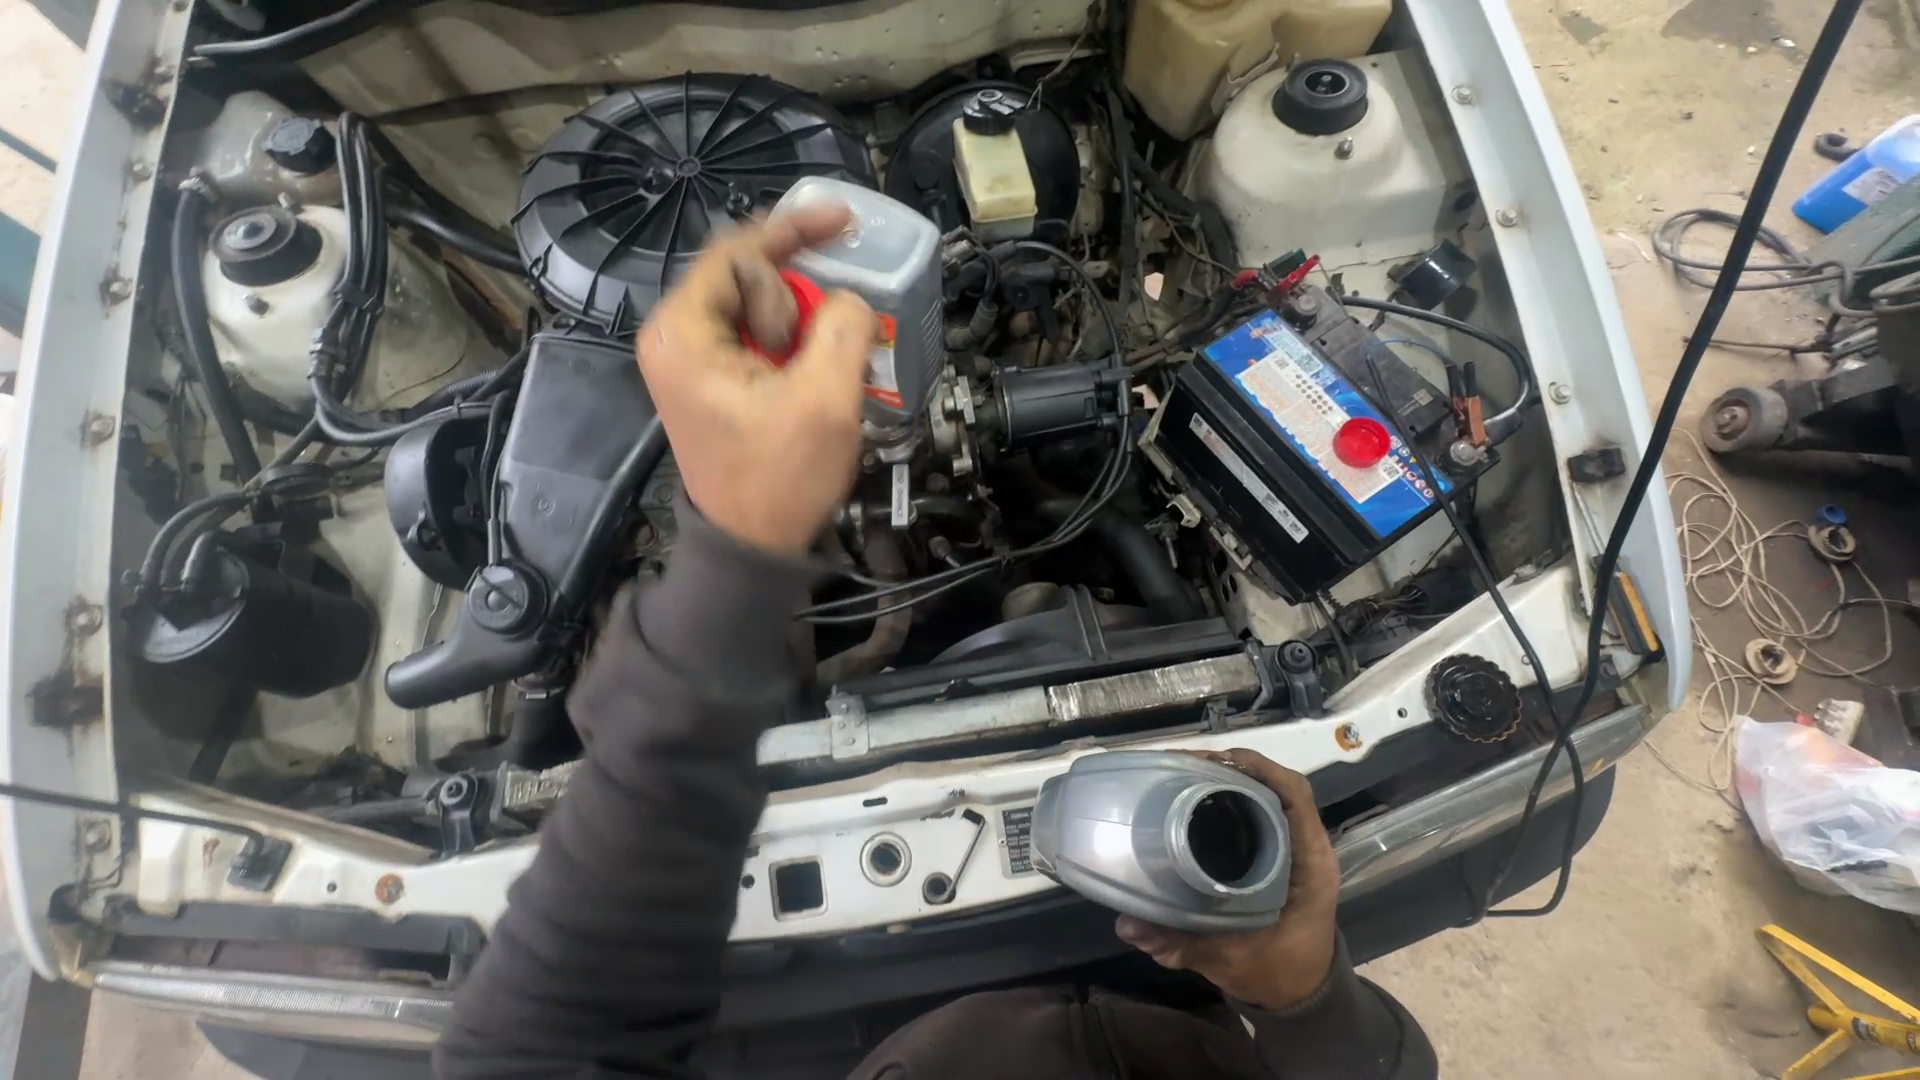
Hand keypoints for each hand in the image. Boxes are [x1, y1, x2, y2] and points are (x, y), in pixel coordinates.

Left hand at [635, 204, 875, 554]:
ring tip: (808, 382)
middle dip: (795, 305)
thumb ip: (845, 329)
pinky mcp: (707, 381)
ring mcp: (688, 360)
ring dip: (798, 332)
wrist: (750, 547)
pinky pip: (755, 338)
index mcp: (683, 332)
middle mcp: (674, 337)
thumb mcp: (825, 401)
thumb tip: (850, 300)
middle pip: (747, 278)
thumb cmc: (781, 479)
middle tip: (813, 360)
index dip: (793, 229)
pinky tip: (809, 377)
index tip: (843, 222)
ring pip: (756, 309)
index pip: (737, 250)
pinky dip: (791, 347)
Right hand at [1114, 749, 1339, 1010]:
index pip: (1294, 795)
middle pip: (1274, 785)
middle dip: (1230, 765)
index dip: (1258, 768)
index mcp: (1307, 862)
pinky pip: (1257, 812)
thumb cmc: (1277, 972)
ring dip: (1227, 778)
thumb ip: (1179, 942)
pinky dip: (1227, 797)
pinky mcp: (1276, 854)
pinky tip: (1191, 799)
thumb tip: (1127, 926)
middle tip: (1181, 764)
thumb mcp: (1228, 958)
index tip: (1213, 758)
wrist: (1301, 997)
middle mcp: (1302, 846)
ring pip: (1265, 795)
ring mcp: (1291, 848)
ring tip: (1181, 772)